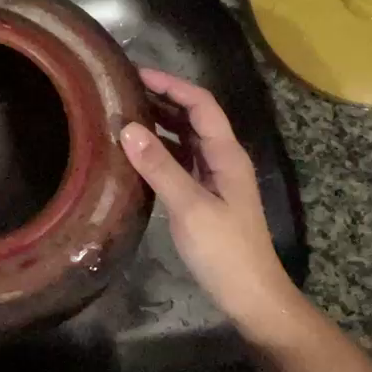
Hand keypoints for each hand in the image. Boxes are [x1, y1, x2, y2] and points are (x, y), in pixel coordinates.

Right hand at [120, 69, 312, 350]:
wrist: (252, 298)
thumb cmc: (225, 251)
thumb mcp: (189, 207)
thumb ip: (160, 167)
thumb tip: (126, 127)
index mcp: (226, 154)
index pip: (200, 104)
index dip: (171, 84)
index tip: (135, 73)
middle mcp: (222, 159)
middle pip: (191, 116)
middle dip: (160, 98)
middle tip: (119, 89)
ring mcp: (213, 177)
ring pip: (183, 138)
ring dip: (156, 122)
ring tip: (119, 113)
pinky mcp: (203, 195)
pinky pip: (178, 159)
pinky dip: (156, 149)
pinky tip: (131, 152)